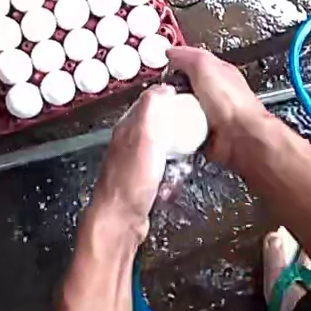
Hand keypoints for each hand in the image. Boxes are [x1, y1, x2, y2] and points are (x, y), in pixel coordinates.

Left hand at [84, 85, 182, 247]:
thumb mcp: (146, 136)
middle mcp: (128, 142)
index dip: (172, 99)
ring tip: (182, 164)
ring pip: (162, 148)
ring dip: (176, 156)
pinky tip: (172, 184)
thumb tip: (163, 87)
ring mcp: (134, 162)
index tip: (191, 103)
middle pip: (159, 124)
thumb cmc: (131, 182)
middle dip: (178, 130)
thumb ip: (153, 109)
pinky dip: (171, 175)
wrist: (119, 222)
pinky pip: (162, 170)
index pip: (151, 100)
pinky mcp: (140, 181)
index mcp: (128, 126)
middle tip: (191, 136)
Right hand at [165, 47, 267, 166]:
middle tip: (162, 90)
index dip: (178, 61)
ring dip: (174, 110)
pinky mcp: (204, 135)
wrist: (240, 137)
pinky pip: (183, 130)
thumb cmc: (232, 102)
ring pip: (183, 109)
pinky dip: (177, 129)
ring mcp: (211, 116)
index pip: (195, 62)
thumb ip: (187, 57)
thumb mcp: (204, 66)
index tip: (163, 64)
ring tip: (168, 109)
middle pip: (186, 88)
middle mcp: (217, 94)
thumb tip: (172, 53)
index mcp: (220, 73)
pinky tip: (175, 126)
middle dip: (172, 89)